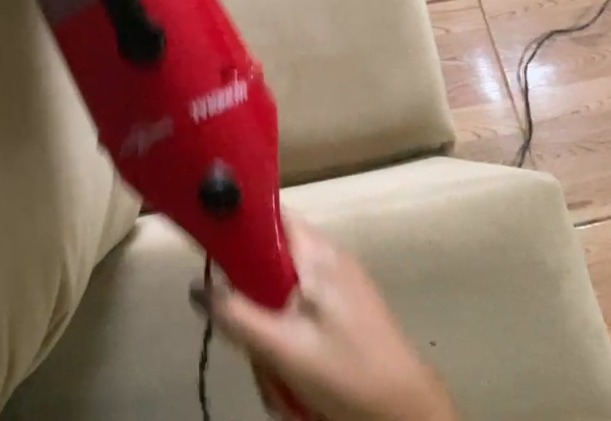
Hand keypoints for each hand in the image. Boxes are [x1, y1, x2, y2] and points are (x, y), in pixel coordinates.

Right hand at [192, 220, 456, 420]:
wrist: (414, 420)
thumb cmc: (350, 374)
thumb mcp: (283, 348)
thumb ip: (235, 315)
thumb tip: (196, 288)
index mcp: (316, 252)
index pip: (265, 211)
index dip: (233, 220)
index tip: (206, 242)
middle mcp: (328, 256)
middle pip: (266, 252)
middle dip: (247, 290)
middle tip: (242, 325)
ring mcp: (339, 283)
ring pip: (278, 284)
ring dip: (265, 320)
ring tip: (270, 361)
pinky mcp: (345, 309)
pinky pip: (297, 305)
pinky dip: (285, 331)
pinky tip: (288, 367)